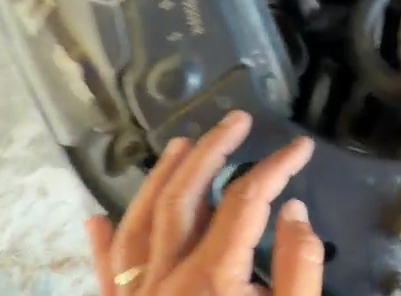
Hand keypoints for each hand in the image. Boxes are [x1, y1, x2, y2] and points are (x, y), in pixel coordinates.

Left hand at [85, 111, 323, 295]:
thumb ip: (299, 265)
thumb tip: (292, 212)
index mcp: (213, 280)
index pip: (247, 199)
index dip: (278, 166)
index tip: (303, 148)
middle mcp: (165, 284)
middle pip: (184, 198)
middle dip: (212, 152)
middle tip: (238, 121)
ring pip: (138, 226)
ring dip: (160, 180)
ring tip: (180, 144)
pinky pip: (104, 278)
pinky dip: (102, 244)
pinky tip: (97, 218)